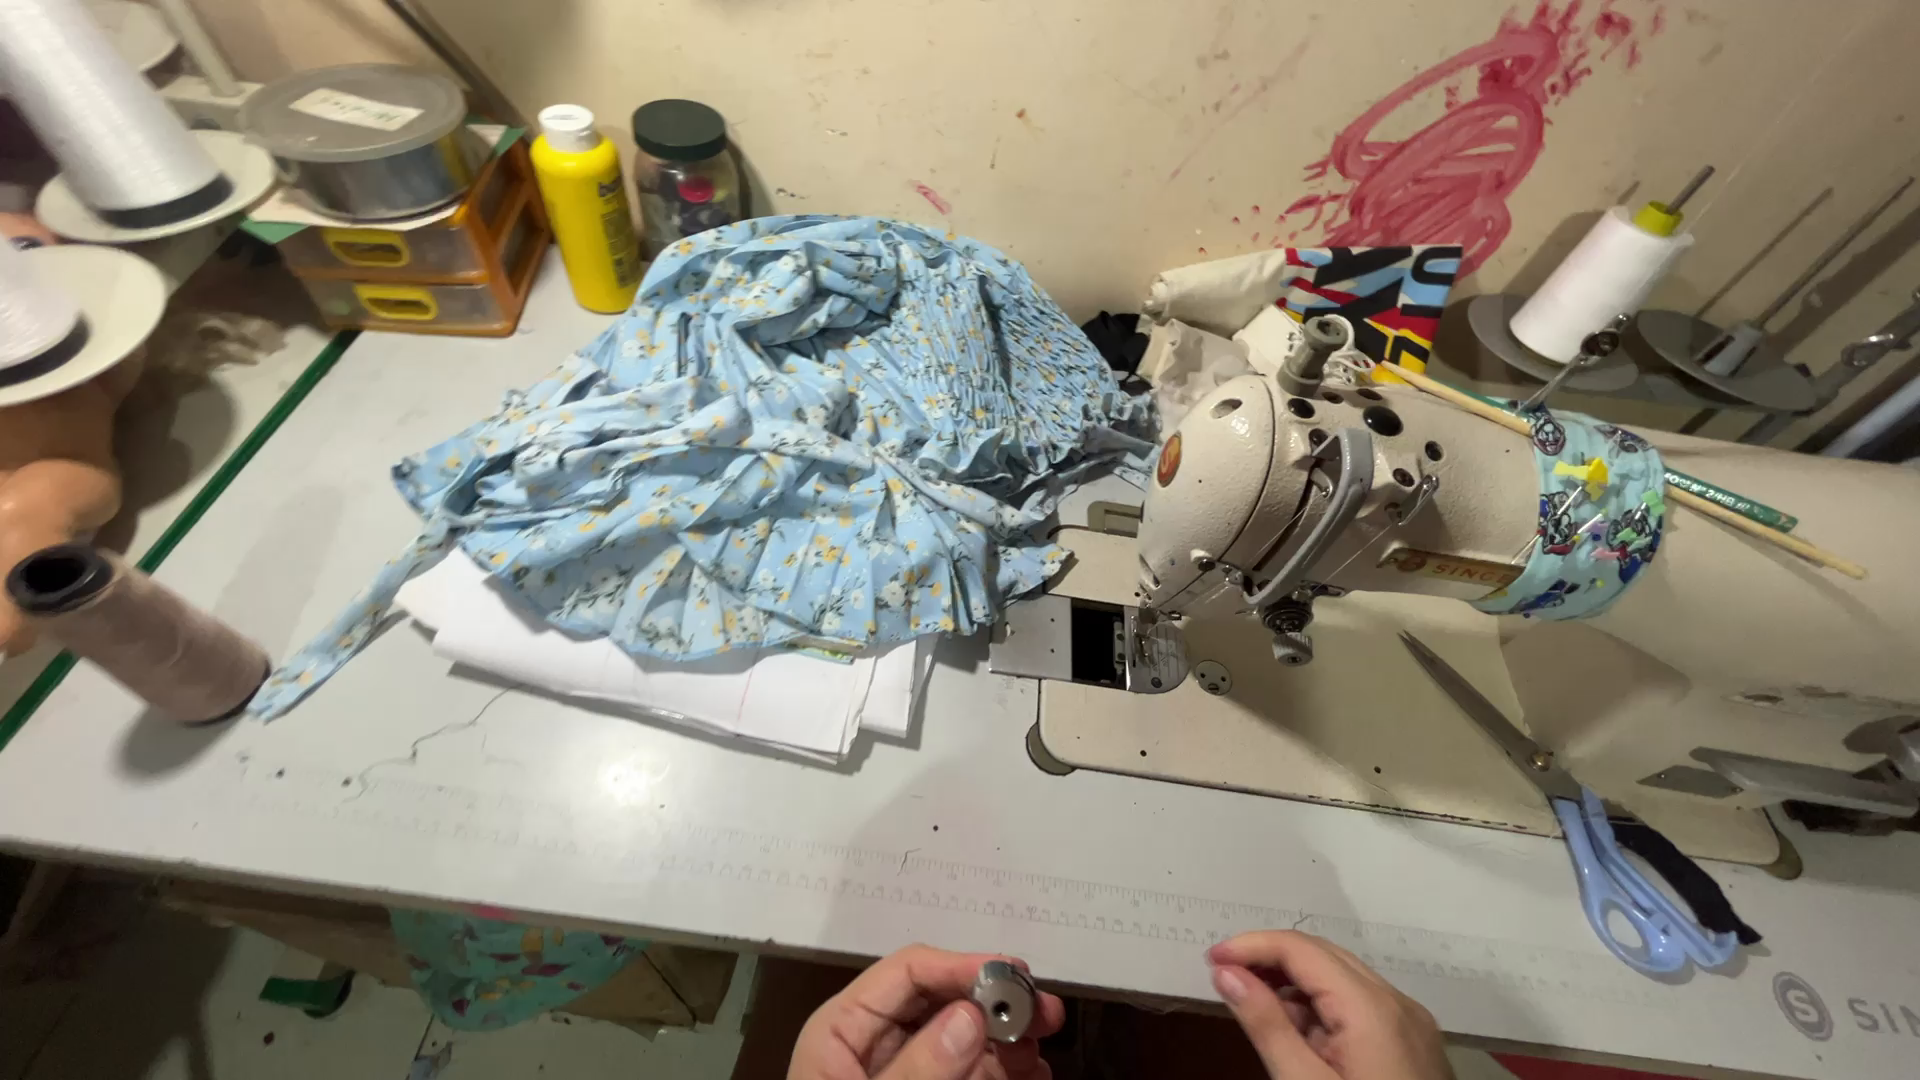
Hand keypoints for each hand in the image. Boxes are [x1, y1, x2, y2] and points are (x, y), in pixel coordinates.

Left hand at [788, 945, 1065, 1079]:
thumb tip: (970, 1015)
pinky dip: (1005, 1069)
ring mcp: (906, 1070)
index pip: (908, 971)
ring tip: (1043, 1046)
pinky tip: (1034, 1074)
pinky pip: (971, 1072)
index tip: (1014, 973)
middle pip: (942, 998)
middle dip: (995, 1000)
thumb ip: (917, 1069)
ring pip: (964, 1033)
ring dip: (1008, 1035)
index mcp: (845, 1028)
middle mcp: (877, 1039)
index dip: (961, 965)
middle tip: (1046, 1011)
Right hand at [1208, 931, 1452, 1079]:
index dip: (1250, 946)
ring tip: (1255, 1007)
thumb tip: (1225, 971)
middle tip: (1225, 977)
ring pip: (1339, 976)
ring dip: (1292, 981)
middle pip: (1321, 954)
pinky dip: (1320, 1005)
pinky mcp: (1413, 1046)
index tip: (1210, 962)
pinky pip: (1357, 1004)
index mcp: (1372, 1008)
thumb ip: (1265, 1024)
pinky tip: (1297, 1032)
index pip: (1299, 948)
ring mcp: (1411, 1024)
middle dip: (1269, 959)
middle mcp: (1397, 1002)